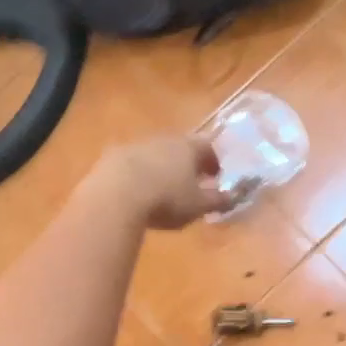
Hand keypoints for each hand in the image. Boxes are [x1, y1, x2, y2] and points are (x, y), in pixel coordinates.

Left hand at [90, 135, 227, 228]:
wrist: (116, 196)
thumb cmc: (167, 199)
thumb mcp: (198, 205)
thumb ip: (218, 200)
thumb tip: (233, 197)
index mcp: (188, 148)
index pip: (207, 146)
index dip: (213, 160)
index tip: (216, 176)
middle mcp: (163, 140)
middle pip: (180, 147)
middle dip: (187, 163)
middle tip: (190, 183)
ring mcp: (136, 145)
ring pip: (155, 154)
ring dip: (161, 168)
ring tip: (162, 189)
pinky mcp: (113, 157)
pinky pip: (132, 164)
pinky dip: (138, 174)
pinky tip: (136, 192)